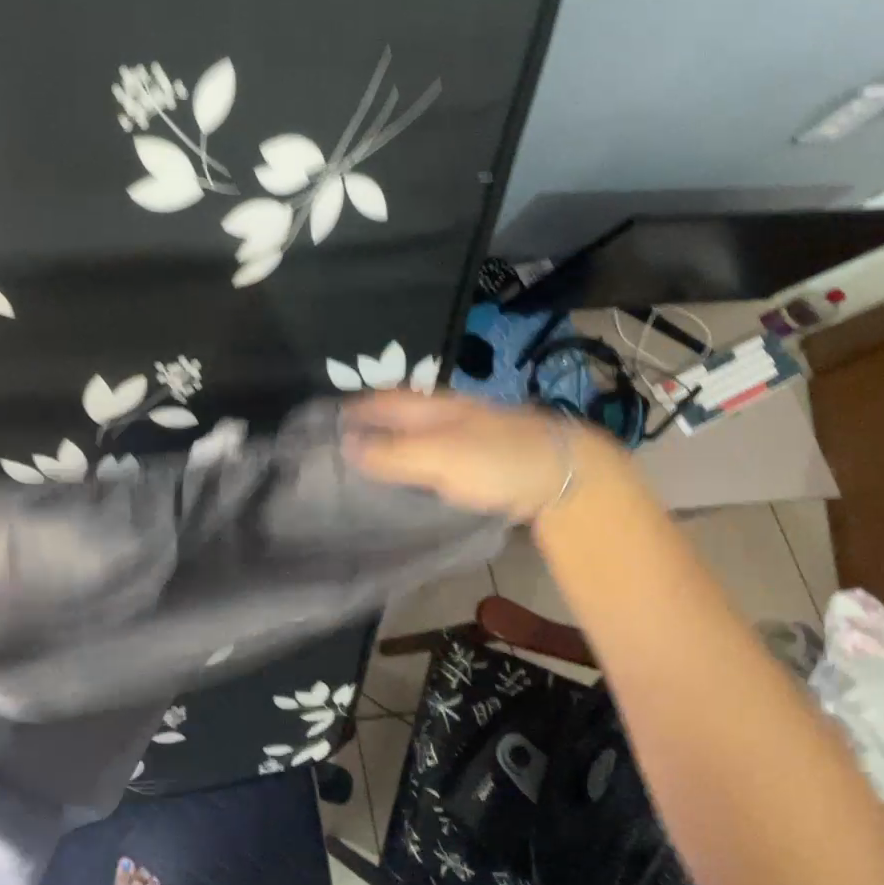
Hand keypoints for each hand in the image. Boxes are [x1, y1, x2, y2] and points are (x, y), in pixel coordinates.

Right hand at [343, 390, 627, 522]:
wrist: (567, 477)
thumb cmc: (497, 461)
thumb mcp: (437, 456)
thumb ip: (390, 453)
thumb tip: (342, 445)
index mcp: (430, 405)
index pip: (378, 401)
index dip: (348, 411)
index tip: (316, 429)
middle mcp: (443, 415)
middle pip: (393, 418)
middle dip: (364, 429)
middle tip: (329, 454)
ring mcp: (462, 438)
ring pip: (412, 439)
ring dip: (386, 449)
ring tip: (356, 471)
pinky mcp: (476, 463)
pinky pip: (430, 460)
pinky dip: (409, 467)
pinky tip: (401, 484)